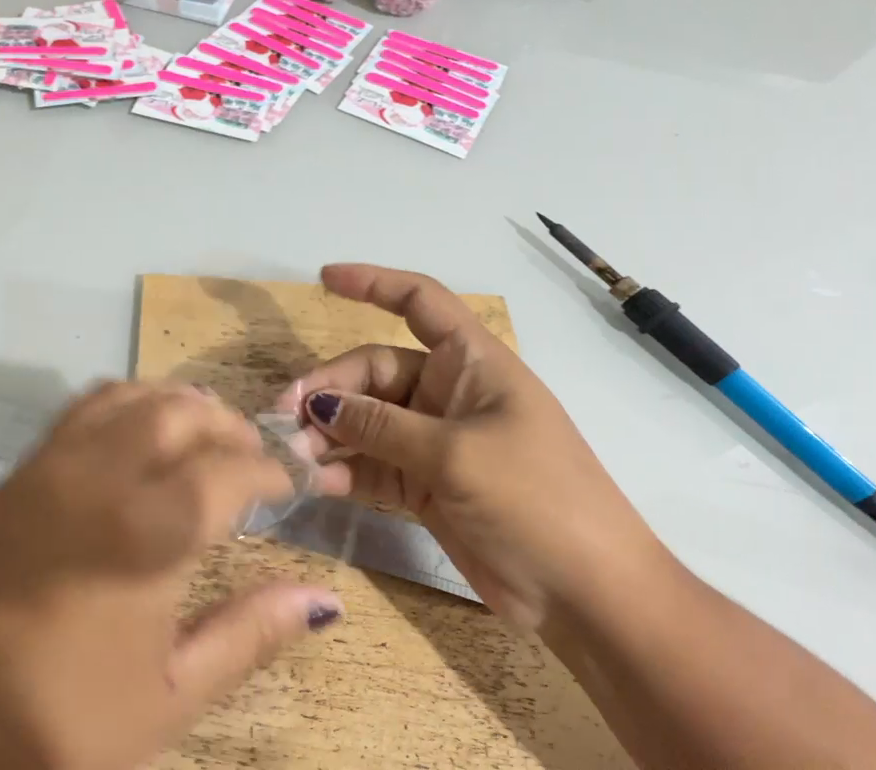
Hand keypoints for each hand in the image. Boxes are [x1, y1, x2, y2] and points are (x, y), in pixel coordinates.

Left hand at [0, 383, 343, 769]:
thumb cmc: (65, 719)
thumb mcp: (173, 694)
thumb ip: (249, 634)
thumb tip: (320, 598)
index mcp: (145, 533)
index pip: (226, 471)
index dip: (267, 471)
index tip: (289, 484)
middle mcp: (97, 478)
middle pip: (175, 412)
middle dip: (224, 423)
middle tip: (250, 453)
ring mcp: (49, 468)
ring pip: (124, 397)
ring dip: (172, 402)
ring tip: (200, 432)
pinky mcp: (16, 474)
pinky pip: (78, 411)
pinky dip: (121, 405)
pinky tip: (134, 437)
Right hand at [280, 264, 667, 630]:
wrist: (589, 596)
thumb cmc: (537, 500)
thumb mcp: (454, 454)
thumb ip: (379, 426)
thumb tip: (318, 405)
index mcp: (473, 364)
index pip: (421, 302)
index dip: (373, 283)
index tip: (322, 280)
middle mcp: (449, 394)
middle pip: (375, 372)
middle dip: (330, 389)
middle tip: (286, 417)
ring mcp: (435, 442)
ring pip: (365, 421)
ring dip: (327, 434)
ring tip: (291, 455)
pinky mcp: (424, 486)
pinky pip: (370, 465)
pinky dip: (341, 470)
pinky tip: (313, 482)